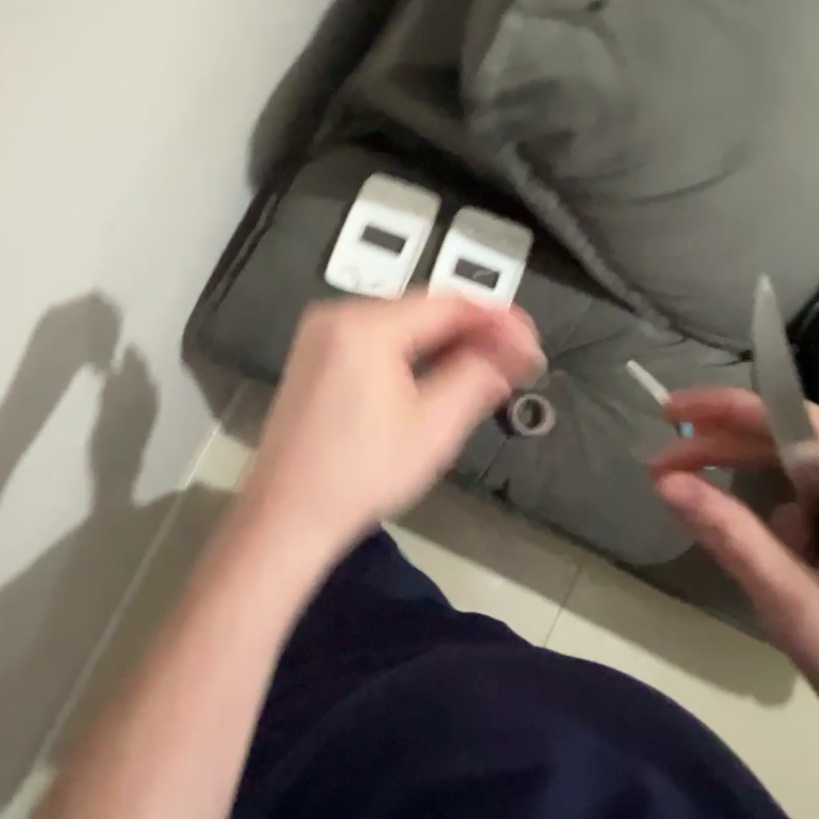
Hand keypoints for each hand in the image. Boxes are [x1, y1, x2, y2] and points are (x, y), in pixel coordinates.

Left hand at [235, 294, 544, 558]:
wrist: (287, 514)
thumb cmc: (359, 476)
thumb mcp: (433, 428)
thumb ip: (478, 377)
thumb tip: (512, 351)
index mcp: (363, 327)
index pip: (448, 304)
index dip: (498, 320)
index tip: (531, 344)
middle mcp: (335, 317)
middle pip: (422, 310)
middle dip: (473, 332)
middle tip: (514, 360)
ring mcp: (319, 336)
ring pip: (400, 325)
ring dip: (444, 343)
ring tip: (486, 370)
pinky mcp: (313, 357)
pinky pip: (374, 341)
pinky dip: (410, 353)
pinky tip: (437, 375)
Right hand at [648, 389, 818, 784]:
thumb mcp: (802, 616)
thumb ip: (733, 538)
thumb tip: (668, 481)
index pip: (801, 423)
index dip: (726, 410)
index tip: (668, 413)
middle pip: (815, 449)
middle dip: (743, 463)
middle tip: (672, 481)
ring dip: (793, 517)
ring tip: (797, 587)